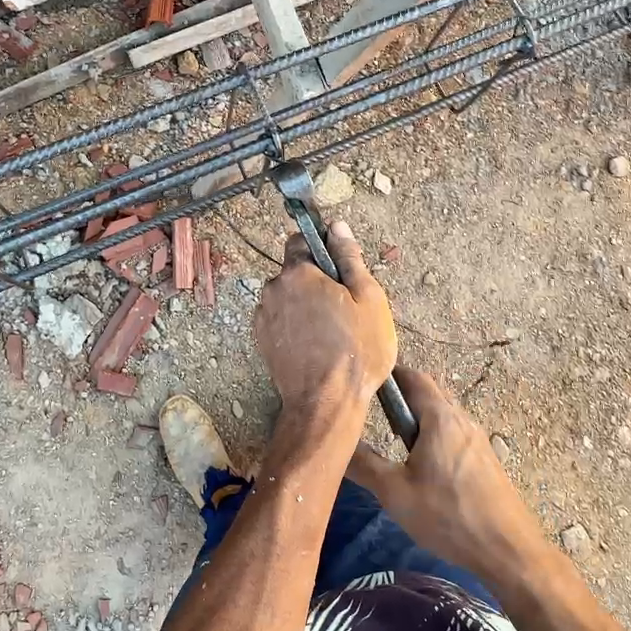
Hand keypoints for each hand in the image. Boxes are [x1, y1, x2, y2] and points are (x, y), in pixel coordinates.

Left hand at [255, 220, 396, 413]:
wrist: (326, 403)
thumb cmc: (355, 351)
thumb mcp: (368, 298)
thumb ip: (349, 257)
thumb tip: (338, 227)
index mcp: (297, 272)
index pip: (301, 240)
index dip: (321, 250)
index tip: (339, 268)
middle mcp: (273, 288)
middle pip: (295, 272)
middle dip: (316, 282)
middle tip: (344, 307)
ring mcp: (264, 315)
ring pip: (288, 297)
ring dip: (304, 305)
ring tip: (331, 332)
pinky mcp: (261, 340)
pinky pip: (280, 320)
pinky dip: (295, 326)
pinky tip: (316, 345)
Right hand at [346, 367, 545, 582]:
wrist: (510, 552)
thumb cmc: (448, 516)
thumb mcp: (395, 492)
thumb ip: (363, 464)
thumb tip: (335, 443)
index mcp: (439, 417)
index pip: (411, 376)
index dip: (387, 374)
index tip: (364, 383)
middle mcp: (461, 419)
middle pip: (428, 392)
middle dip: (401, 397)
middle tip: (375, 414)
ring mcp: (478, 440)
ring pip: (443, 415)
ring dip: (419, 420)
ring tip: (396, 443)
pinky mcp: (487, 461)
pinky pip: (455, 435)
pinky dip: (435, 437)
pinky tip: (425, 469)